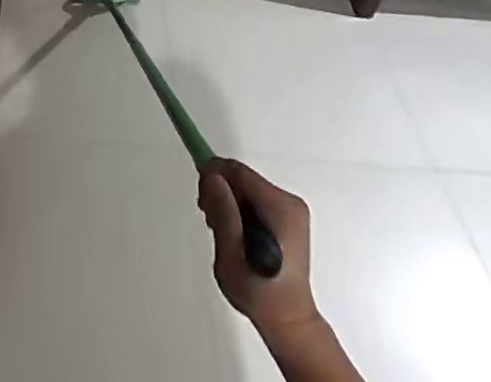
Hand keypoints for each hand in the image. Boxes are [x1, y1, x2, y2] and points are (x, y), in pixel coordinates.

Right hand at [197, 158, 317, 332]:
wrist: (287, 318)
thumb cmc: (261, 294)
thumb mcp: (231, 255)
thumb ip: (222, 213)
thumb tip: (212, 178)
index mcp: (280, 210)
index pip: (239, 173)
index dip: (215, 173)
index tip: (199, 183)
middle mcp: (290, 204)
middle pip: (244, 179)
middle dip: (221, 192)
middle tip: (210, 217)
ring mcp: (291, 210)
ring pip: (247, 189)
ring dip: (229, 203)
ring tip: (223, 232)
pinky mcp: (288, 217)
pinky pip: (255, 200)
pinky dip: (240, 210)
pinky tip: (236, 233)